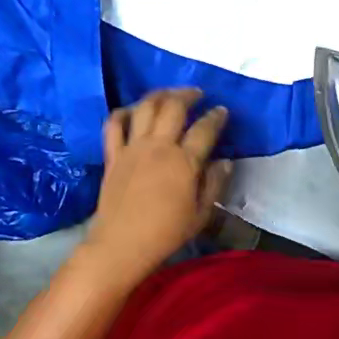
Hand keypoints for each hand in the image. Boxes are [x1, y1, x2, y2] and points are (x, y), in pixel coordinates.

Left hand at [80, 88, 231, 285]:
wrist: (122, 244)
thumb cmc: (166, 233)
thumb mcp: (200, 214)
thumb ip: (214, 184)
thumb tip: (225, 161)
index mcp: (184, 161)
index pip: (205, 129)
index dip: (216, 116)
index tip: (222, 111)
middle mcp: (159, 146)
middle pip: (174, 107)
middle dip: (188, 94)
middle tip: (197, 94)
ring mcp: (133, 148)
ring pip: (145, 108)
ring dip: (159, 94)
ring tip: (169, 94)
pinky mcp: (113, 155)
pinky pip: (114, 125)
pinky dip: (123, 113)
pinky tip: (131, 111)